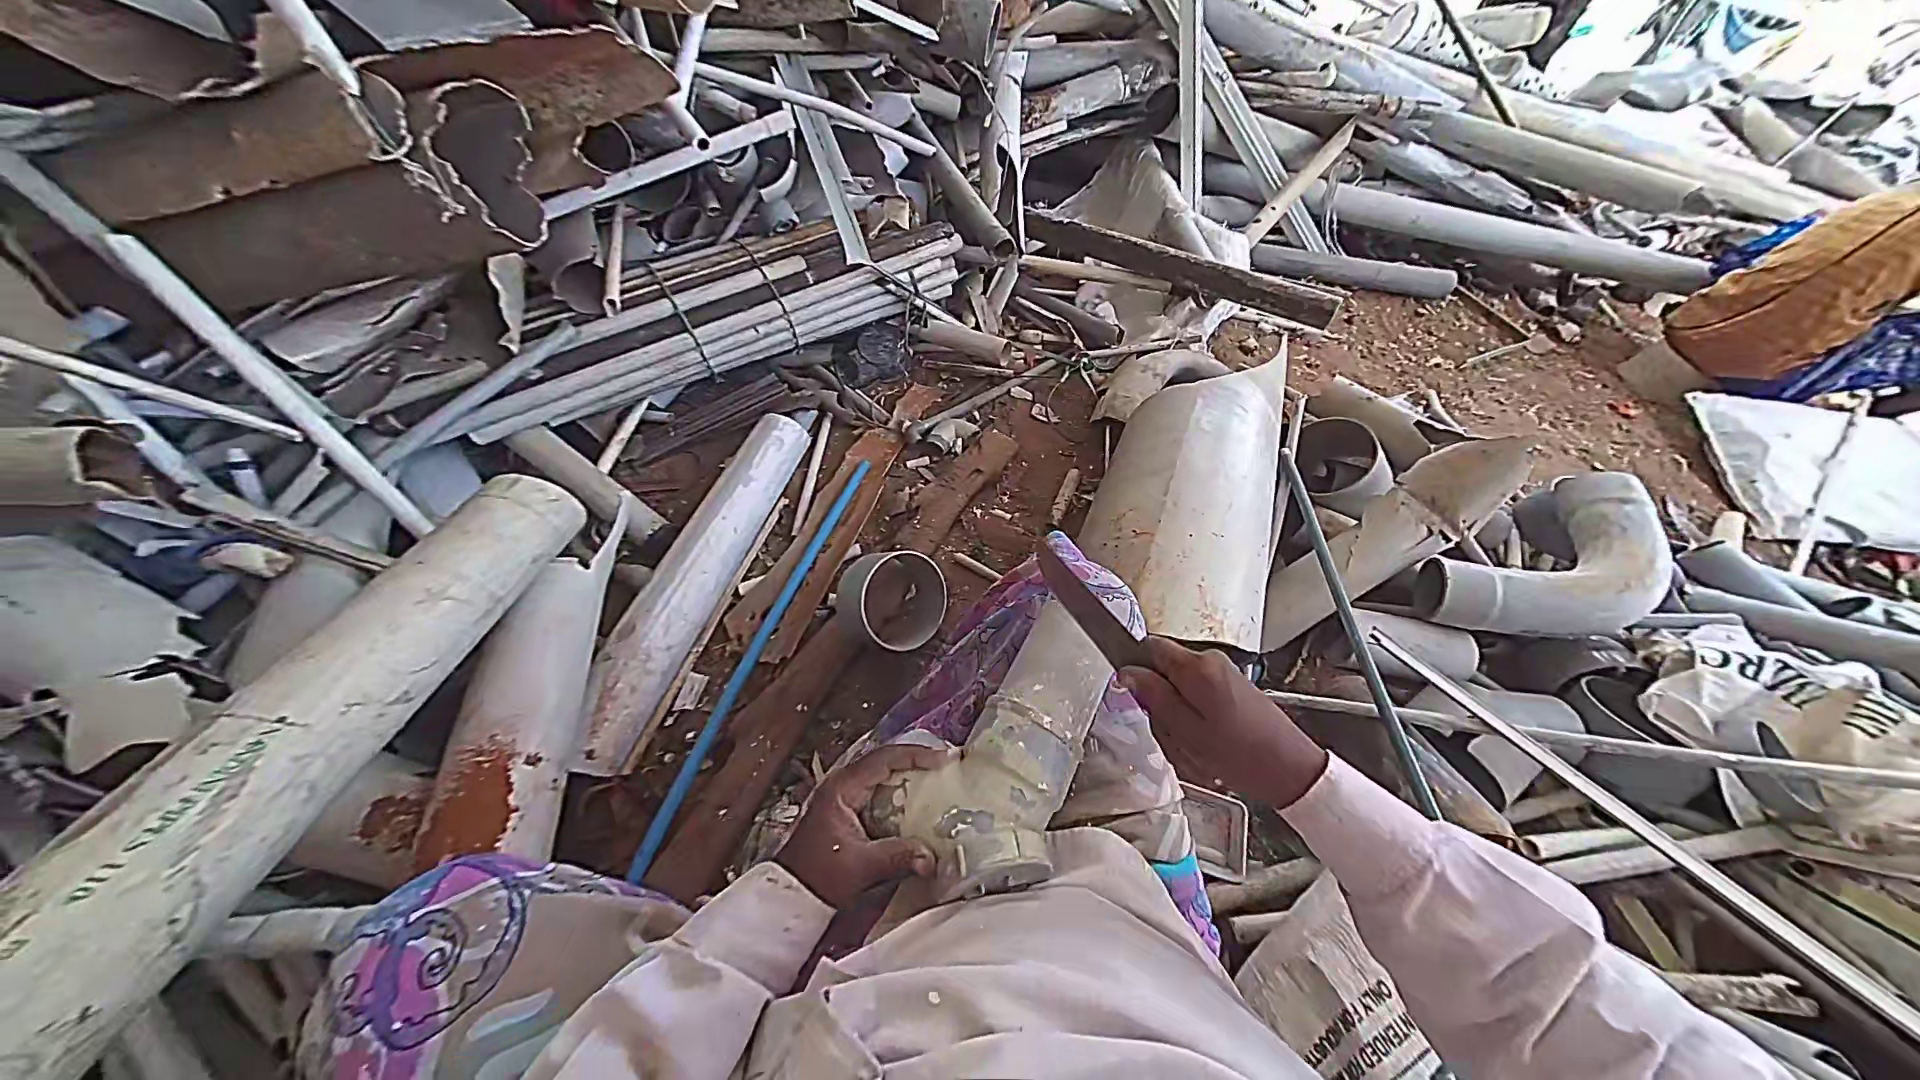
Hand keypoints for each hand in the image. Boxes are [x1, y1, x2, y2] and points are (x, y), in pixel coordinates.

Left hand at [776, 743, 948, 907]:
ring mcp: (843, 795)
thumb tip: (931, 857)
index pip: (885, 758)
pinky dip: (900, 791)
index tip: (944, 759)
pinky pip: (879, 789)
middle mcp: (842, 783)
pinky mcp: (847, 808)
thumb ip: (897, 857)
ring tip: (938, 777)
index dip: (917, 755)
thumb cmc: (818, 876)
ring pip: (882, 773)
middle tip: (946, 763)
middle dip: (916, 759)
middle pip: (885, 759)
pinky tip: (919, 802)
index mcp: (842, 787)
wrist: (790, 894)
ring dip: (909, 774)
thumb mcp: (860, 866)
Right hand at [1118, 637, 1328, 807]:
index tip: (1137, 697)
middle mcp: (1211, 661)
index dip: (1136, 669)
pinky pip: (1198, 697)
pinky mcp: (1233, 689)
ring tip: (1192, 748)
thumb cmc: (1241, 755)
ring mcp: (1224, 674)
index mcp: (1196, 666)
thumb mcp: (1186, 730)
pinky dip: (1194, 720)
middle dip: (1159, 701)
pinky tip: (1206, 747)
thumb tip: (1126, 673)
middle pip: (1163, 670)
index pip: (1149, 646)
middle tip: (1170, 734)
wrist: (1293, 771)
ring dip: (1177, 716)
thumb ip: (1153, 696)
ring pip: (1179, 687)